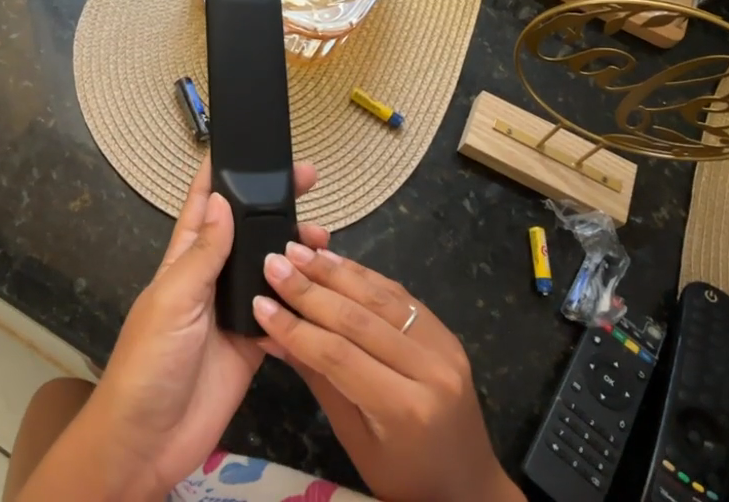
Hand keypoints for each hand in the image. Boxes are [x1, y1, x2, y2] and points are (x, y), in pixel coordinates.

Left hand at [83, 157, 327, 495]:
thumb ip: (202, 254)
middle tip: (310, 179)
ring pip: (270, 268)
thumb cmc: (150, 362)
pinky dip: (304, 297)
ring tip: (326, 236)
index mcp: (184, 260)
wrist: (149, 440)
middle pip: (246, 231)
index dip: (221, 175)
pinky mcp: (255, 344)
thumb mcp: (173, 300)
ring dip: (295, 250)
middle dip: (274, 203)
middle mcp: (211, 279)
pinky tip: (327, 283)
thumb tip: (222, 199)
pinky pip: (283, 312)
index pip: (202, 205)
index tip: (249, 146)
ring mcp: (235, 311)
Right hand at [252, 246, 523, 501]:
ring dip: (334, 271)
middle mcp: (430, 369)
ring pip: (380, 297)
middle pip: (359, 318)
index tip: (259, 302)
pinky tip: (335, 261)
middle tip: (272, 263)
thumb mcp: (354, 440)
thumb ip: (317, 379)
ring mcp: (443, 345)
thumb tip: (269, 335)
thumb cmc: (404, 478)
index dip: (295, 326)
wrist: (469, 486)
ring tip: (297, 251)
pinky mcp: (446, 331)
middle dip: (309, 289)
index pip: (338, 355)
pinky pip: (399, 295)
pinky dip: (363, 275)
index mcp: (405, 408)